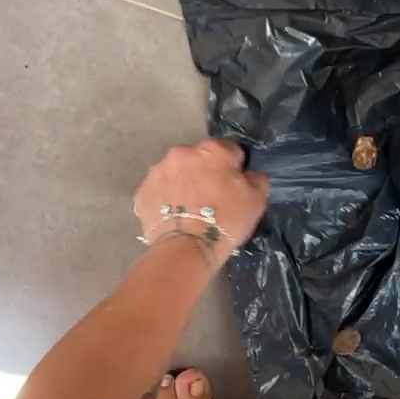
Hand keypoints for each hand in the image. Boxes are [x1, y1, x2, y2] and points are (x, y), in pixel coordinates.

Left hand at [133, 138, 269, 267]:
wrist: (186, 248)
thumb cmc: (226, 220)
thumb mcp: (257, 200)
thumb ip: (256, 179)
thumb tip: (249, 174)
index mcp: (213, 150)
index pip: (230, 150)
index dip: (235, 168)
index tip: (236, 186)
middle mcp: (183, 152)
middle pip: (199, 159)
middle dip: (206, 173)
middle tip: (212, 199)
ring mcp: (158, 171)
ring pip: (177, 173)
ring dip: (184, 184)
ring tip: (190, 210)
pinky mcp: (142, 191)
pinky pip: (159, 191)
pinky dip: (166, 200)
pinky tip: (174, 217)